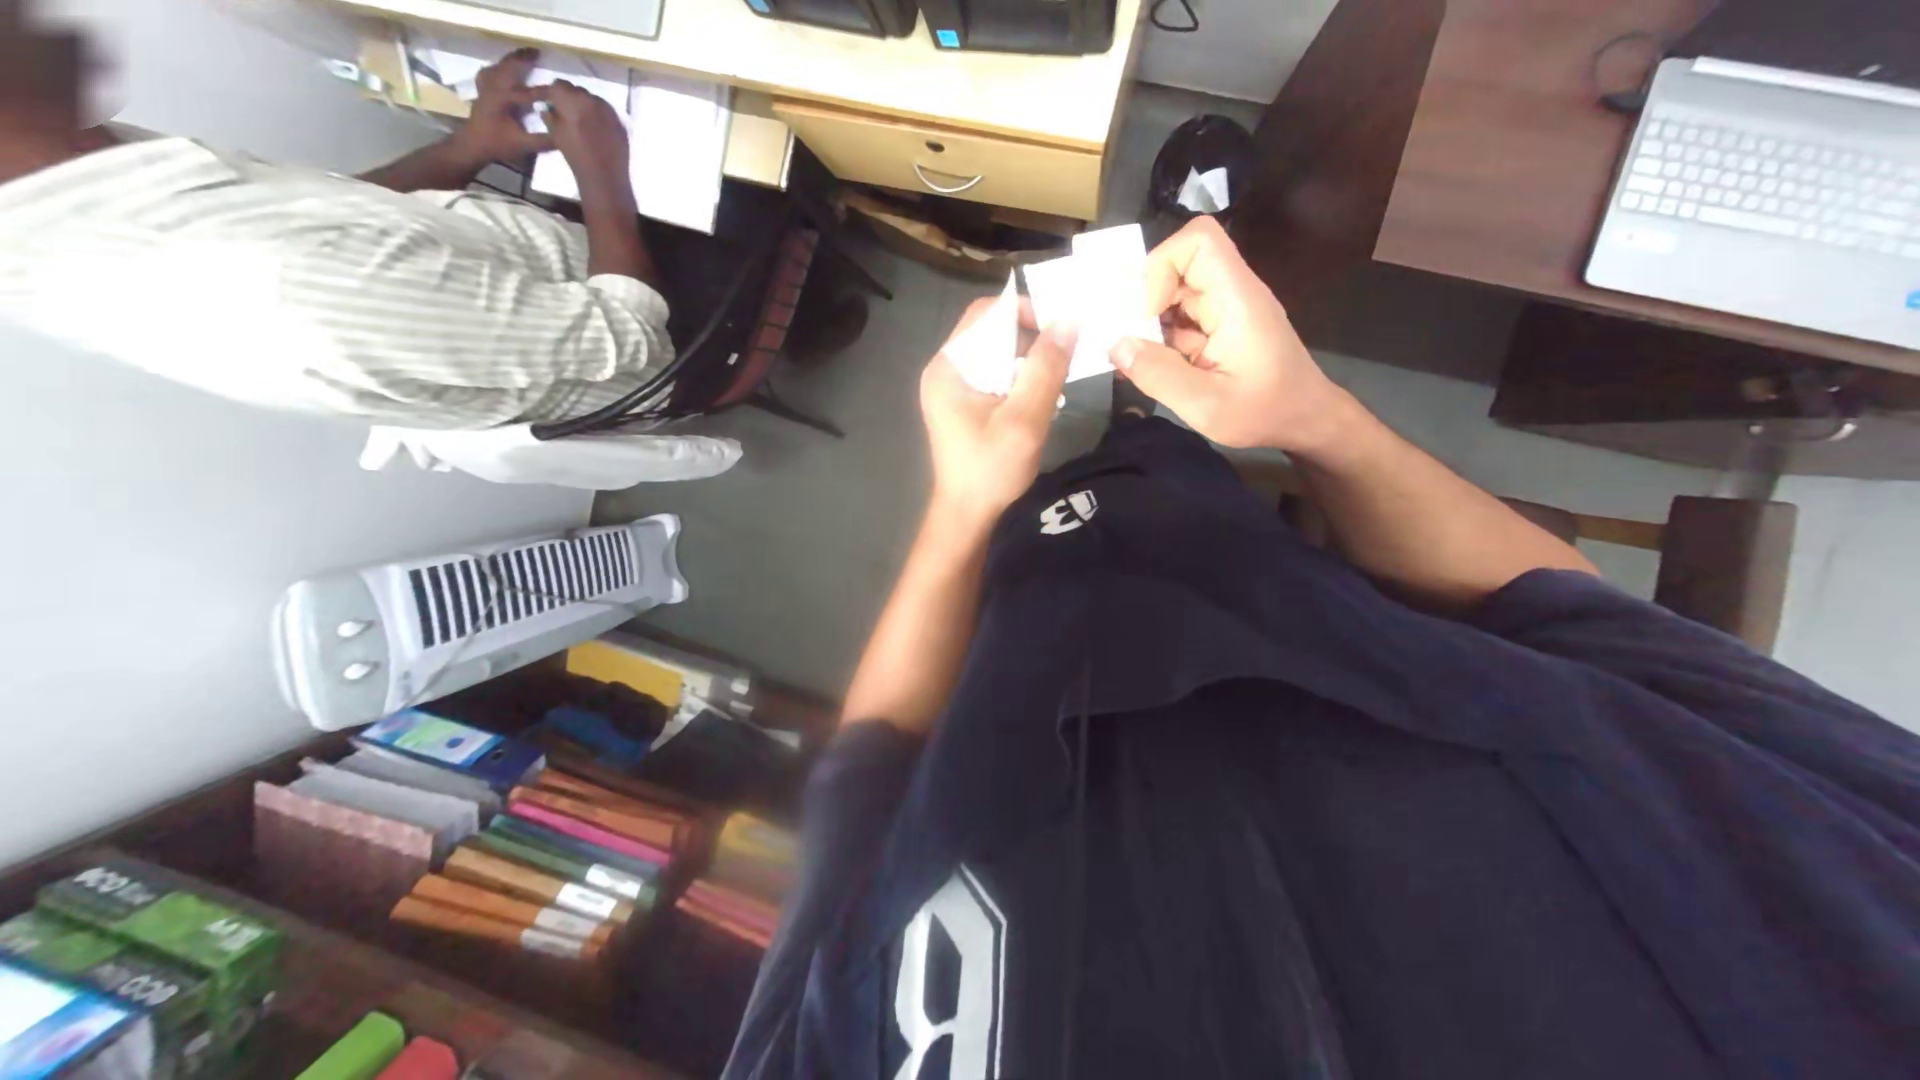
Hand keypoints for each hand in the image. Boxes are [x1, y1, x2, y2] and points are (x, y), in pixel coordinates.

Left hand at [448, 48, 551, 166]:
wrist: (473, 144)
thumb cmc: (498, 144)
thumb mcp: (524, 145)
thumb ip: (545, 140)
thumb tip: (565, 135)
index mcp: (504, 98)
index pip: (529, 92)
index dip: (546, 91)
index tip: (561, 89)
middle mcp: (494, 87)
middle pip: (510, 66)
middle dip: (524, 59)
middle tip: (539, 53)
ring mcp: (486, 86)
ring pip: (500, 66)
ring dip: (512, 60)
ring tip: (524, 56)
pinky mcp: (483, 89)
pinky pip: (491, 71)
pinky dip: (500, 67)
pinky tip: (505, 70)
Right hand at [532, 79, 631, 201]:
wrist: (605, 176)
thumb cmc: (575, 154)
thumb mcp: (555, 133)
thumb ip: (550, 115)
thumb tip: (548, 108)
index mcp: (571, 98)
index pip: (558, 85)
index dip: (553, 93)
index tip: (549, 100)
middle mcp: (592, 98)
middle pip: (578, 91)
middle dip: (570, 98)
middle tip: (566, 111)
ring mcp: (609, 110)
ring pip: (594, 100)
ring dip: (587, 106)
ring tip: (583, 121)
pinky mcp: (621, 123)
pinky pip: (608, 113)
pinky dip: (601, 117)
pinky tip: (598, 129)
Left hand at [922, 297, 1072, 530]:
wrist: (968, 515)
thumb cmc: (991, 469)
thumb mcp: (1024, 418)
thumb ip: (1045, 368)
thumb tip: (1068, 322)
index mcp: (948, 367)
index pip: (985, 313)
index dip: (1023, 311)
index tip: (1058, 329)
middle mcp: (944, 371)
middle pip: (989, 332)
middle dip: (1029, 338)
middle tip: (1062, 356)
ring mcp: (951, 389)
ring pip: (994, 354)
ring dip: (1027, 361)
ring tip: (1054, 380)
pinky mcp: (962, 406)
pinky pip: (992, 375)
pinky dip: (1017, 379)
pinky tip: (1038, 398)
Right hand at [1111, 216, 1355, 453]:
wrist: (1304, 422)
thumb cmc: (1264, 413)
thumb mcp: (1208, 406)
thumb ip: (1160, 376)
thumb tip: (1117, 346)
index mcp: (1236, 299)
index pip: (1198, 241)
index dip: (1162, 266)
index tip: (1147, 314)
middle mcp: (1231, 294)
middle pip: (1180, 264)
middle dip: (1145, 298)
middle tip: (1128, 340)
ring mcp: (1225, 311)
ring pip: (1175, 293)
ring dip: (1149, 322)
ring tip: (1135, 360)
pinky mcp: (1218, 329)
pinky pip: (1180, 319)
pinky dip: (1159, 339)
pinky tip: (1150, 369)